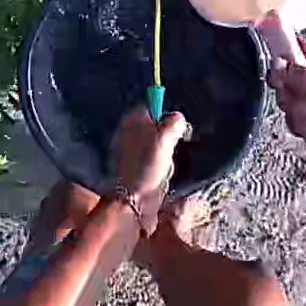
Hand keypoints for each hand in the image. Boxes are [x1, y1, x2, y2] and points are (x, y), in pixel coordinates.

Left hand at [111, 107, 189, 221]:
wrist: (133, 200)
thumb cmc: (148, 164)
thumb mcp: (166, 137)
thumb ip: (174, 122)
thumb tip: (178, 117)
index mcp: (132, 119)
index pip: (153, 105)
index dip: (167, 115)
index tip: (177, 128)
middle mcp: (127, 131)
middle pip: (156, 126)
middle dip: (168, 138)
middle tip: (169, 149)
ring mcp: (128, 149)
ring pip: (157, 145)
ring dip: (165, 154)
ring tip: (164, 165)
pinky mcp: (132, 166)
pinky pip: (152, 160)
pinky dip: (158, 165)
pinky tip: (158, 174)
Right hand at [269, 36, 305, 184]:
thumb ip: (305, 78)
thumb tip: (280, 65)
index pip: (305, 51)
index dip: (287, 49)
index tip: (273, 50)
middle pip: (289, 76)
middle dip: (293, 90)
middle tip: (304, 98)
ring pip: (288, 99)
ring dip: (299, 111)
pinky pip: (291, 118)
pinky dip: (300, 125)